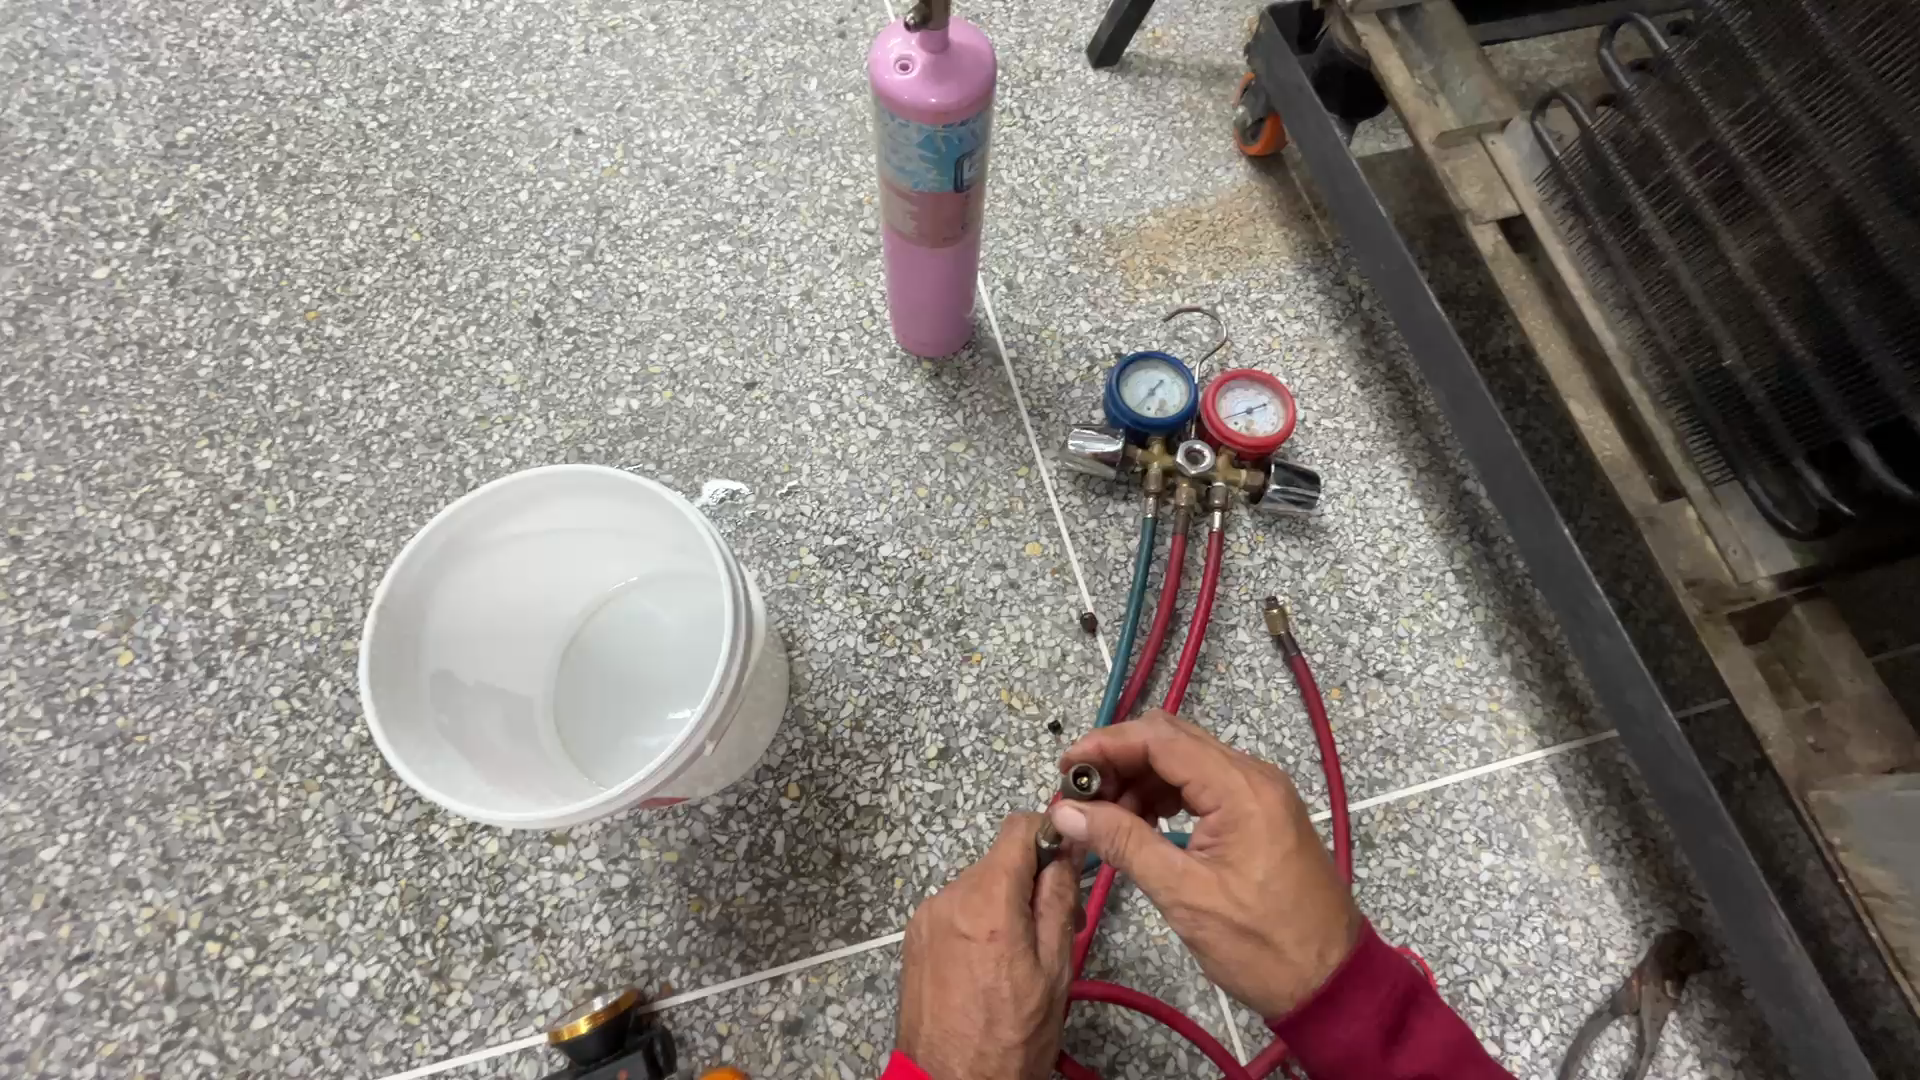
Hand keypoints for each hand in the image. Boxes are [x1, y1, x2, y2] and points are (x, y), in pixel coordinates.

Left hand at [897, 813, 1080, 1079]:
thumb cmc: (1011, 1038)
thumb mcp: (1054, 969)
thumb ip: (1059, 898)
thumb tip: (1067, 846)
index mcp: (987, 898)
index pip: (1018, 827)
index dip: (1047, 835)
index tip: (1065, 862)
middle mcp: (949, 894)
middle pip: (1000, 861)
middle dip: (1030, 883)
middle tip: (1053, 928)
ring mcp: (926, 913)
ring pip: (979, 886)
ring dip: (1003, 904)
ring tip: (1018, 956)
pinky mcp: (914, 934)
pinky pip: (956, 908)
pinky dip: (977, 922)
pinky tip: (987, 964)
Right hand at [1049, 710, 1358, 1017]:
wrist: (1335, 987)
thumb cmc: (1262, 946)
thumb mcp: (1184, 895)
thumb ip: (1123, 842)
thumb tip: (1065, 811)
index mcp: (1240, 787)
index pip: (1159, 738)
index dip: (1105, 744)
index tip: (1066, 767)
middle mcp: (1251, 774)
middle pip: (1169, 738)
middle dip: (1118, 758)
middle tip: (1081, 794)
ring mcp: (1257, 790)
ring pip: (1182, 757)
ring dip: (1139, 776)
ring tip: (1107, 816)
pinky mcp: (1257, 809)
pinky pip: (1200, 780)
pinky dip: (1164, 792)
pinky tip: (1143, 822)